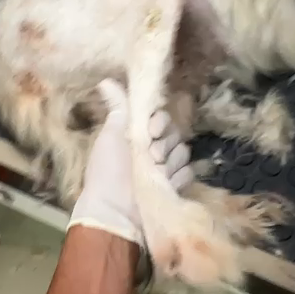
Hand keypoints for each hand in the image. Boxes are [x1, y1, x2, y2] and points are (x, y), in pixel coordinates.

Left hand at [66, 80, 193, 245]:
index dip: (160, 121)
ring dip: (171, 161)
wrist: (116, 213)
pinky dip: (179, 177)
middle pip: (175, 134)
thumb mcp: (111, 134)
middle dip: (165, 143)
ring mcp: (165, 170)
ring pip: (183, 153)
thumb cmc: (108, 171)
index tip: (151, 130)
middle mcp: (153, 150)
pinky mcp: (174, 187)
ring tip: (156, 172)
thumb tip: (106, 79)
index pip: (161, 118)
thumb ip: (117, 107)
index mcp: (137, 135)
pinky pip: (188, 173)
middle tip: (152, 156)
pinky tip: (166, 183)